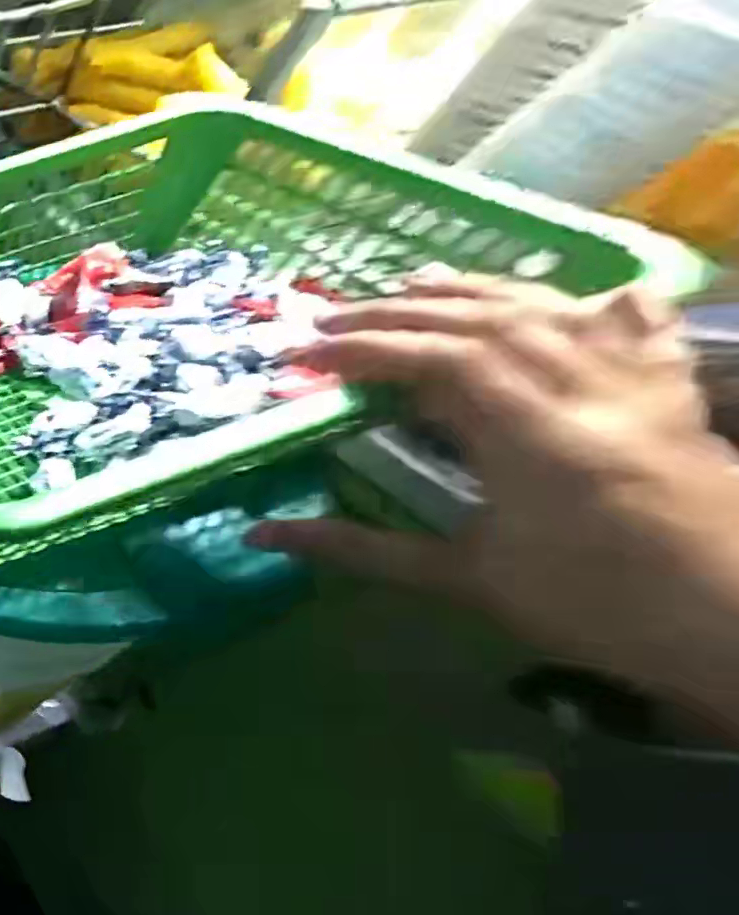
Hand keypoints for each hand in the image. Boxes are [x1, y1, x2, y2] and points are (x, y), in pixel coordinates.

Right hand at [248, 269, 738, 734]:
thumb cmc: (592, 609)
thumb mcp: (459, 580)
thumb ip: (356, 548)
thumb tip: (259, 534)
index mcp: (541, 443)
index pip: (442, 363)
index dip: (364, 350)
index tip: (301, 356)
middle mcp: (595, 397)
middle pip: (489, 326)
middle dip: (398, 316)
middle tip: (326, 322)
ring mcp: (644, 390)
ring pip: (555, 313)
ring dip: (473, 294)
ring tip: (410, 286)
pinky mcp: (674, 399)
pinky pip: (635, 328)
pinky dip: (592, 303)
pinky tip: (572, 294)